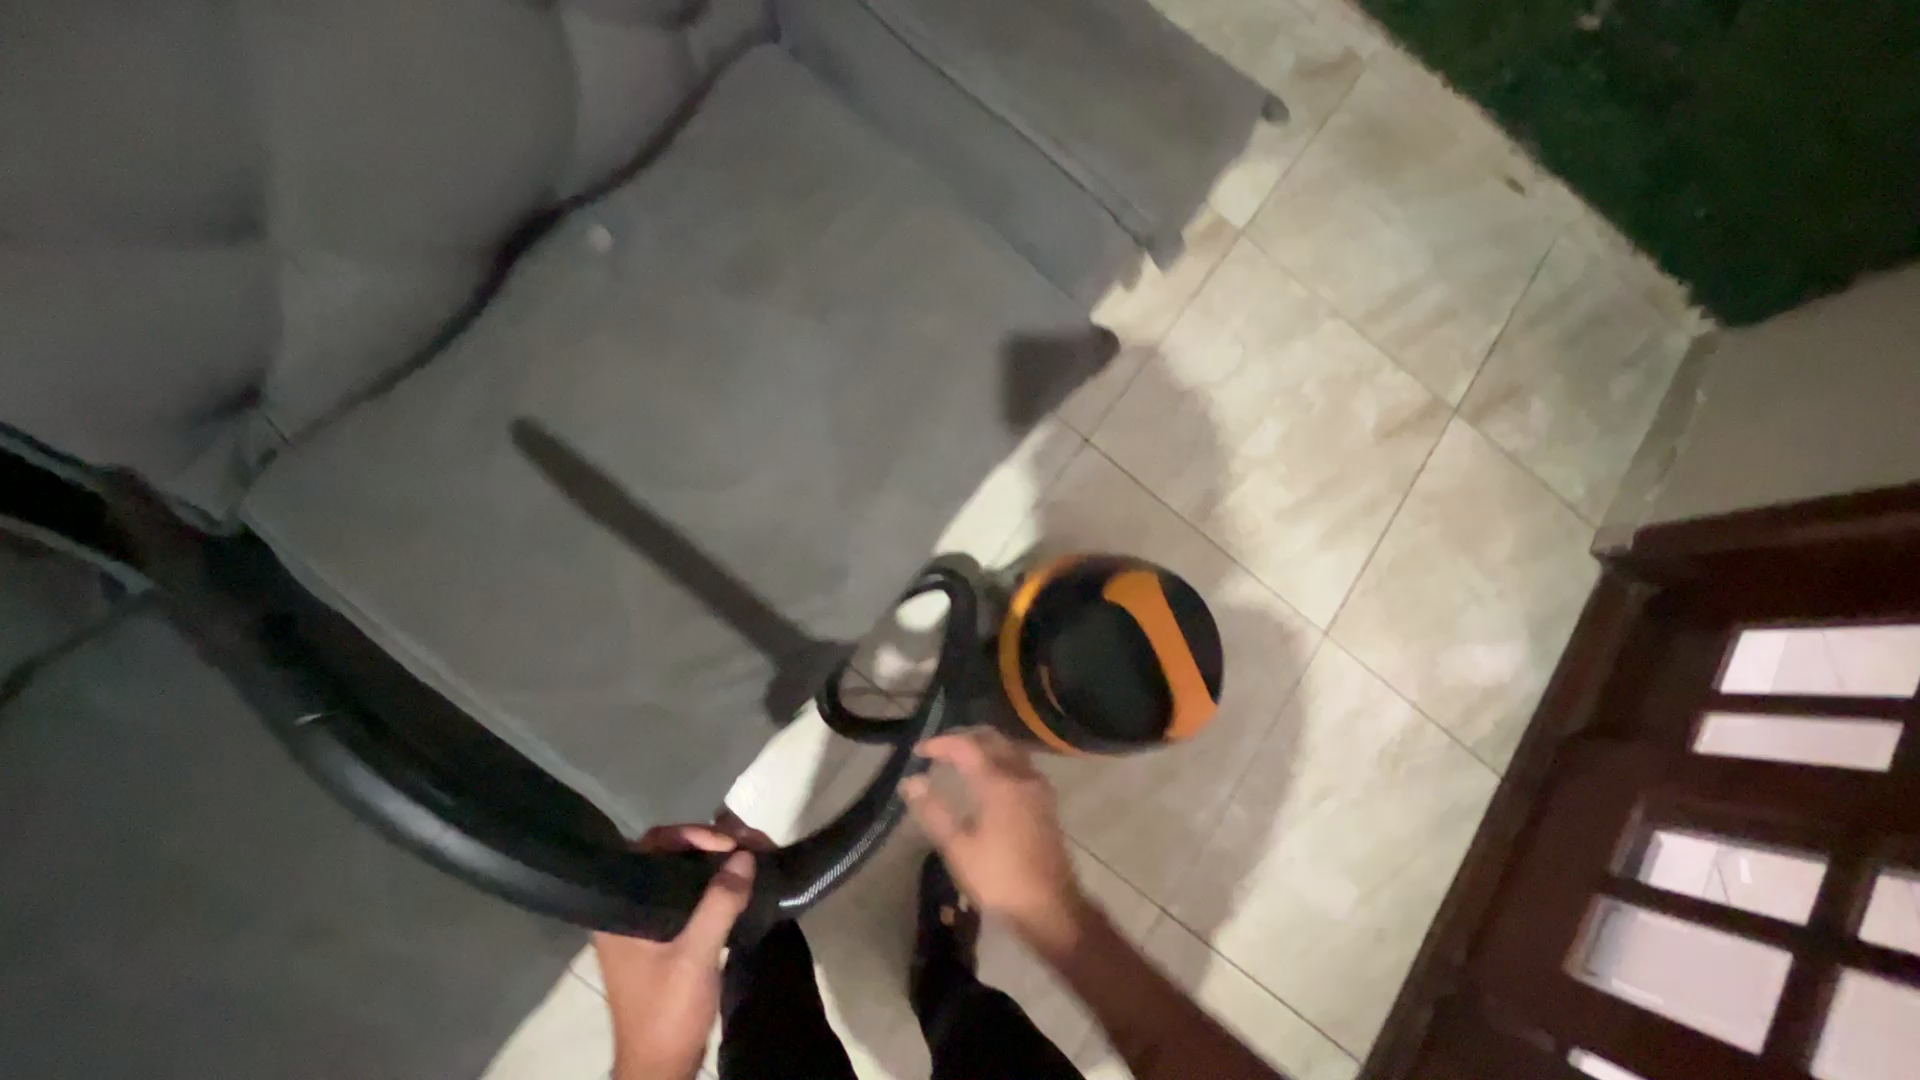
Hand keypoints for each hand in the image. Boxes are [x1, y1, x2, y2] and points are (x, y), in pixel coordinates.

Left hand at [594, 824, 759, 1079]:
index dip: (687, 836)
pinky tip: (741, 886)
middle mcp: (628, 912)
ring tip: (749, 861)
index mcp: (620, 910)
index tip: (725, 844)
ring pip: (681, 878)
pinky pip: (690, 899)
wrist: (662, 1069)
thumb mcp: (695, 956)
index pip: (648, 848)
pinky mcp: (666, 942)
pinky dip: (715, 888)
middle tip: (744, 847)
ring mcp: (646, 927)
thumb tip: (745, 856)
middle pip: (666, 859)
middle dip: (707, 847)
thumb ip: (718, 903)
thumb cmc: (666, 1012)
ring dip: (715, 867)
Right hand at [900, 728, 1089, 949]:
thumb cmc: (999, 879)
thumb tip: (911, 782)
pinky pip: (1021, 764)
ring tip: (960, 759)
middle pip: (992, 739)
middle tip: (939, 750)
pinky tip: (989, 778)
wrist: (1050, 907)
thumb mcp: (958, 848)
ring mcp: (1038, 787)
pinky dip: (1001, 759)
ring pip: (1010, 749)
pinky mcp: (1047, 801)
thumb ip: (934, 811)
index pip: (966, 746)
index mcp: (999, 783)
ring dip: (984, 746)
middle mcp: (1021, 775)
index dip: (940, 744)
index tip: (919, 753)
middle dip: (964, 738)